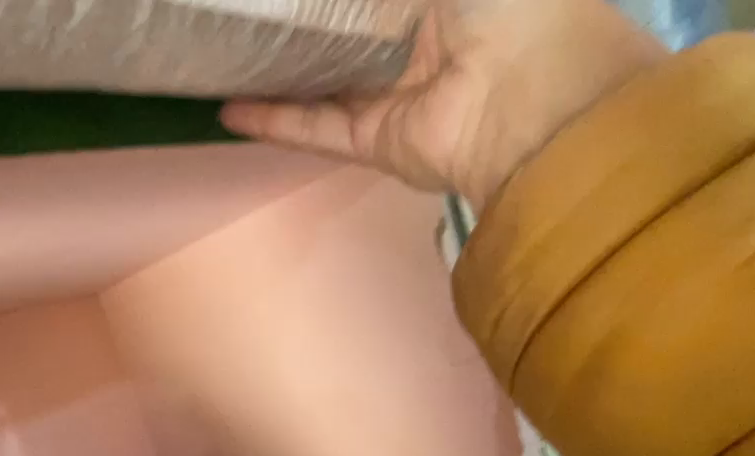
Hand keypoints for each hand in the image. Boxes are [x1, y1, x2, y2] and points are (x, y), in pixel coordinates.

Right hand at [220, 0, 667, 209]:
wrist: (531, 93)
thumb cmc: (504, 3)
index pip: (366, 1)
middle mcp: (412, 42)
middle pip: (339, 37)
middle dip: (294, 26)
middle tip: (243, 17)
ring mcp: (389, 97)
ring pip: (319, 84)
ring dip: (273, 75)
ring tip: (222, 58)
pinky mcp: (372, 143)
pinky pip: (313, 127)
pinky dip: (272, 120)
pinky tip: (228, 109)